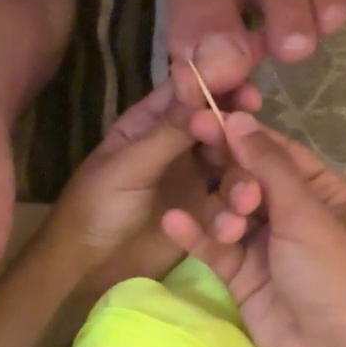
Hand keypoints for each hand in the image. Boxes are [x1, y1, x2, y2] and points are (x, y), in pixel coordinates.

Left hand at [45, 79, 262, 291]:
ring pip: (229, 165)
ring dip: (242, 173)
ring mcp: (194, 178)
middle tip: (256, 143)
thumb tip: (200, 82)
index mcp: (153, 122)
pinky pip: (228, 202)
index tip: (247, 93)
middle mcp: (179, 145)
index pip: (191, 94)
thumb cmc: (97, 207)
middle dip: (238, 133)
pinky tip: (239, 217)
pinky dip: (237, 206)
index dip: (220, 88)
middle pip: (219, 128)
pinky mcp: (203, 213)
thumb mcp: (129, 166)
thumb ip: (167, 130)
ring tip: (247, 194)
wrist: (89, 264)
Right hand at [161, 111, 345, 346]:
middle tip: (210, 165)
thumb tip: (237, 118)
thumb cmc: (335, 279)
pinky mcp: (244, 277)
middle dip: (231, 175)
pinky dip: (197, 235)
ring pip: (231, 212)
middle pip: (250, 179)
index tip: (203, 117)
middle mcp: (296, 215)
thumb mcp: (308, 216)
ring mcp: (268, 248)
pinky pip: (217, 248)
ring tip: (229, 228)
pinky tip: (173, 221)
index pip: (278, 153)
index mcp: (325, 194)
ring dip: (221, 210)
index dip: (243, 136)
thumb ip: (269, 167)